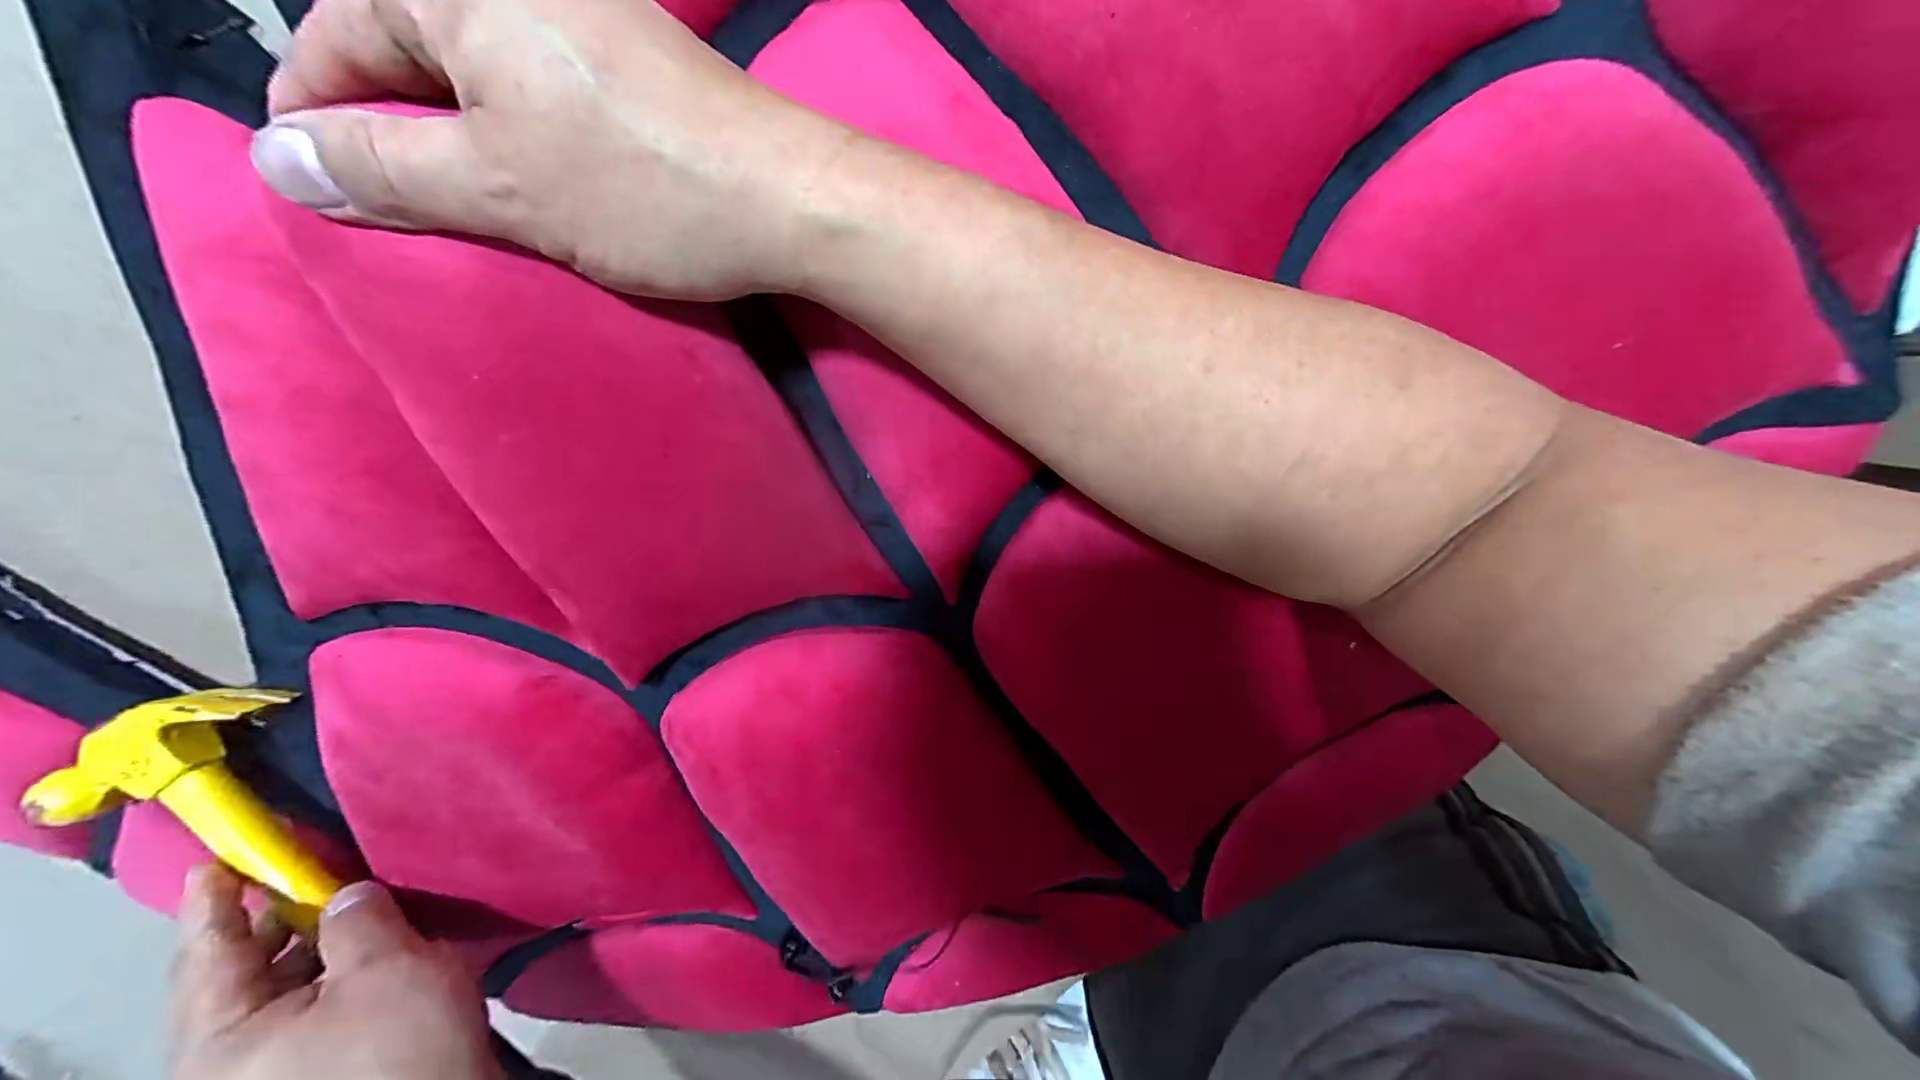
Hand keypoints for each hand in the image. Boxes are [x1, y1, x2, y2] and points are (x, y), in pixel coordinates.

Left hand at [170, 865, 501, 1079]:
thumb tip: (344, 894)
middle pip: (240, 977)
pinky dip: (335, 972)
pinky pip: (311, 1008)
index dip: (214, 901)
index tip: (217, 858)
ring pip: (281, 993)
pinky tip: (371, 951)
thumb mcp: (385, 967)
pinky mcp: (317, 1072)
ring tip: (351, 906)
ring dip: (314, 946)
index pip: (208, 955)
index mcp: (221, 1042)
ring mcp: (272, 1072)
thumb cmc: (397, 1043)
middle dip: (276, 921)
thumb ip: (358, 918)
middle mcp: (230, 1062)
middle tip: (307, 873)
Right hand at [256, 0, 853, 299]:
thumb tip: (286, 163)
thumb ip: (390, 172)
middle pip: (417, 54)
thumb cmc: (644, 190)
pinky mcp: (639, 69)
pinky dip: (529, 146)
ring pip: (489, 85)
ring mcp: (590, 24)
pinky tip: (534, 191)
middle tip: (391, 212)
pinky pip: (550, 101)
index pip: (342, 33)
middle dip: (397, 132)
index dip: (318, 110)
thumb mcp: (503, 187)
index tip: (311, 181)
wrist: (788, 198)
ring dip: (467, 147)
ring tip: (462, 213)